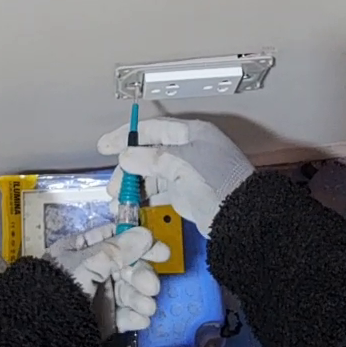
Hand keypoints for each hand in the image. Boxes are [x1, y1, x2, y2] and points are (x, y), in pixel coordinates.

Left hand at [44, 223, 171, 335]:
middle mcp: (95, 269)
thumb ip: (116, 250)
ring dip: (142, 298)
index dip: (141, 244)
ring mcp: (102, 295)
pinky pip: (127, 315)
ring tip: (145, 307)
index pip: (117, 239)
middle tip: (150, 286)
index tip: (161, 252)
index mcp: (84, 249)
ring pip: (132, 291)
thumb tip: (145, 235)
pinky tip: (140, 319)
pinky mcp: (106, 319)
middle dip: (143, 276)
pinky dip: (136, 317)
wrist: (44, 330)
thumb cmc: (60, 285)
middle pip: (130, 267)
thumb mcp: (85, 262)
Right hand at [96, 117, 254, 236]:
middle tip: (114, 186)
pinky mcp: (186, 194)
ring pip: (151, 175)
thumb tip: (125, 156)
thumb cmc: (218, 183)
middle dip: (127, 169)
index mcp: (191, 134)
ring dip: (133, 188)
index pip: (151, 129)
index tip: (105, 146)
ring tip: (119, 202)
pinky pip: (158, 193)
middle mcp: (188, 150)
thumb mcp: (182, 164)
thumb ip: (150, 158)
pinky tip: (133, 208)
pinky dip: (144, 200)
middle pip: (148, 154)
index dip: (126, 136)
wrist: (240, 217)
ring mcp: (187, 173)